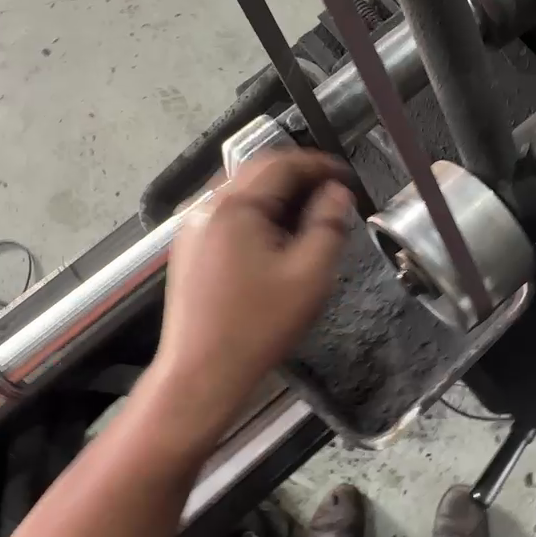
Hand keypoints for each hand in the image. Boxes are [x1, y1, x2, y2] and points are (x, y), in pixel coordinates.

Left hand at [149, 150, 354, 429]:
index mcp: (234, 206)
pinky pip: (227, 215)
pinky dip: (257, 215)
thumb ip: (329, 225)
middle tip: (333, 195)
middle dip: (299, 177)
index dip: (320, 163)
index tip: (347, 176)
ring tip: (311, 218)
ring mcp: (192, 229)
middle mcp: (206, 208)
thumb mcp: (309, 276)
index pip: (282, 162)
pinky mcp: (188, 250)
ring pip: (241, 192)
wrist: (202, 374)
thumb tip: (338, 193)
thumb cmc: (258, 327)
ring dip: (278, 196)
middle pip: (257, 171)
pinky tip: (277, 240)